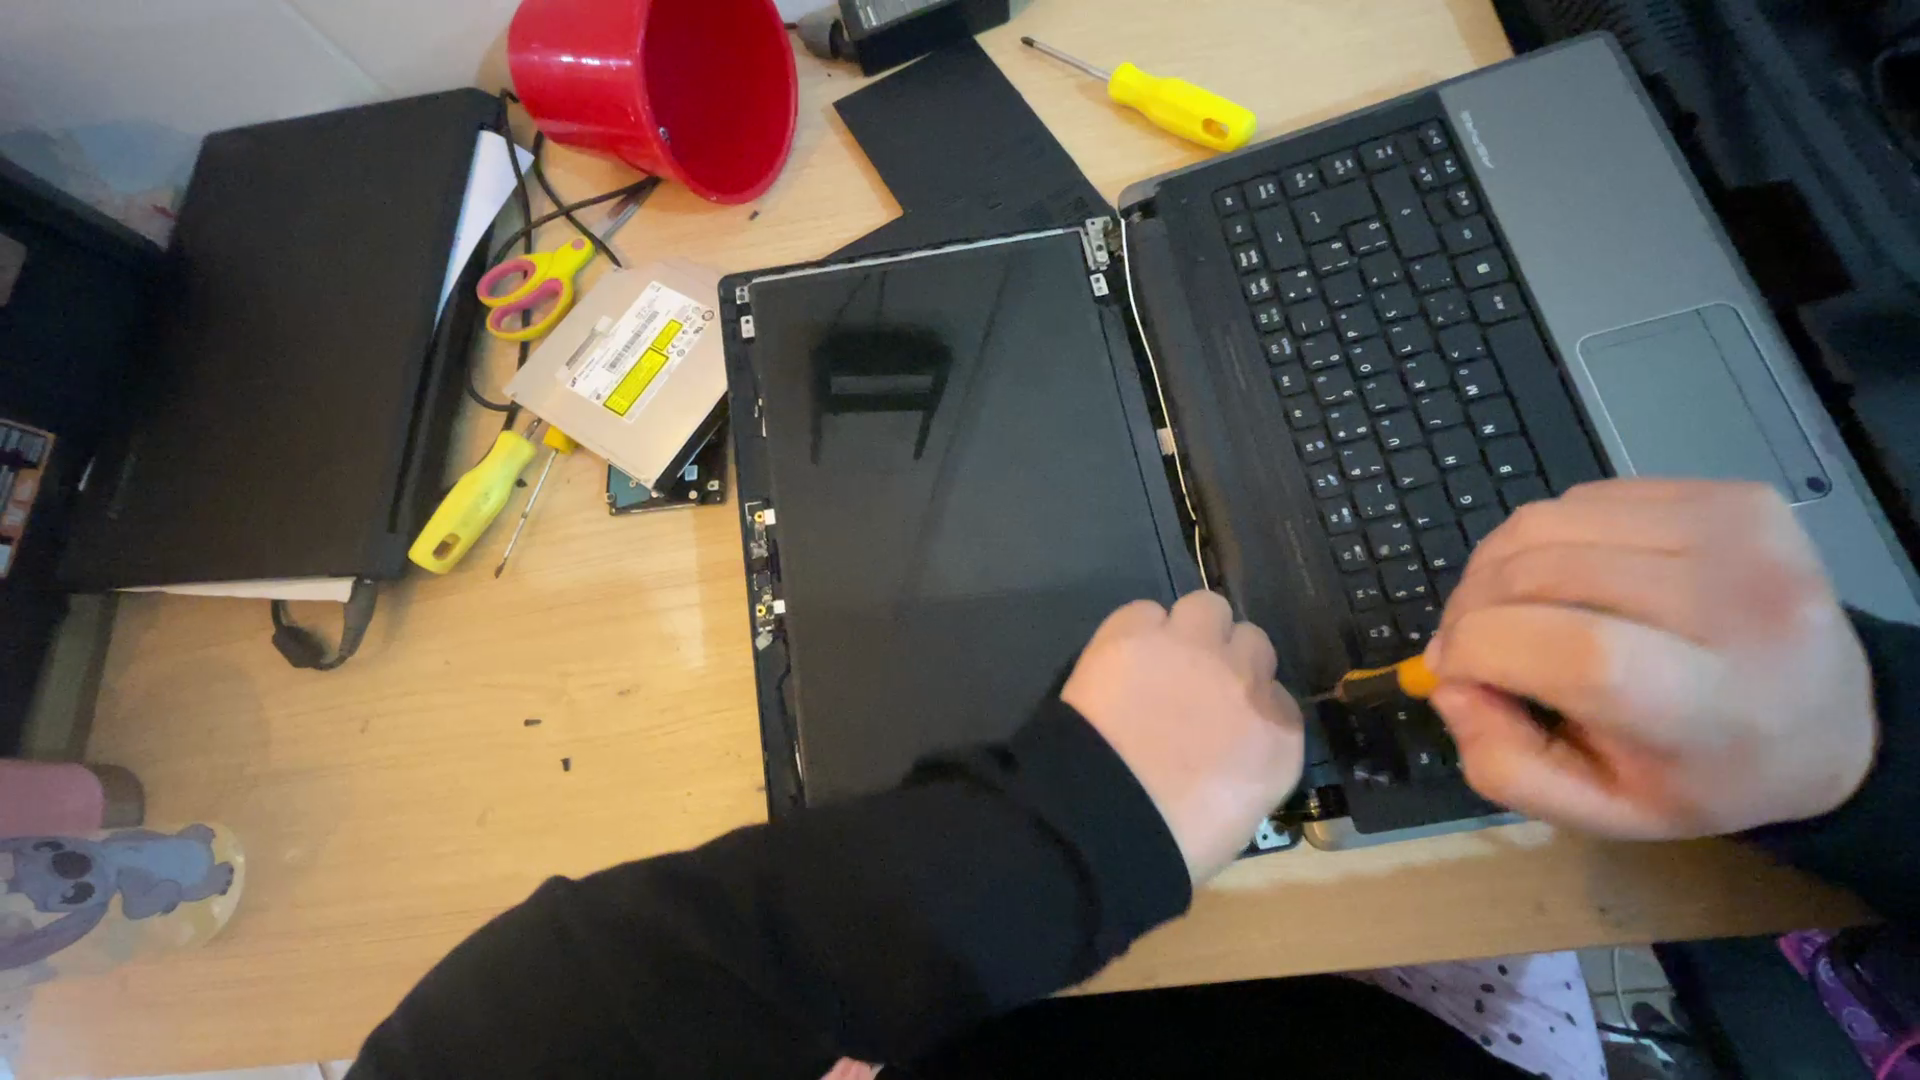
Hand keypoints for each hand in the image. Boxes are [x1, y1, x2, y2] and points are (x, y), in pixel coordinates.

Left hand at [1062, 591, 1303, 883]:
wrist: (1106, 819)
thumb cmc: (1173, 839)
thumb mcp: (1237, 814)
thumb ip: (1245, 764)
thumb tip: (1224, 746)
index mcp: (1279, 735)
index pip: (1276, 695)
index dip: (1245, 702)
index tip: (1220, 719)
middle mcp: (1244, 680)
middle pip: (1249, 640)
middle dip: (1224, 657)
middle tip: (1190, 682)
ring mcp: (1190, 649)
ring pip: (1206, 606)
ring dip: (1189, 628)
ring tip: (1158, 657)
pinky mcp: (1135, 632)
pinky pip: (1143, 610)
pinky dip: (1134, 630)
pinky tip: (1118, 659)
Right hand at [1426, 479, 1875, 838]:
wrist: (1829, 717)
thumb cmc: (1698, 773)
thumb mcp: (1595, 809)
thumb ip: (1500, 762)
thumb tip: (1449, 680)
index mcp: (1718, 706)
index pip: (1575, 652)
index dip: (1480, 652)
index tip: (1455, 672)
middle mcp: (1743, 605)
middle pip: (1538, 574)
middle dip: (1468, 609)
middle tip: (1467, 642)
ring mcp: (1741, 537)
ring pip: (1539, 524)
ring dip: (1490, 568)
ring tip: (1503, 607)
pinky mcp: (1729, 497)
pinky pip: (1575, 500)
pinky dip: (1536, 540)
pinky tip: (1560, 576)